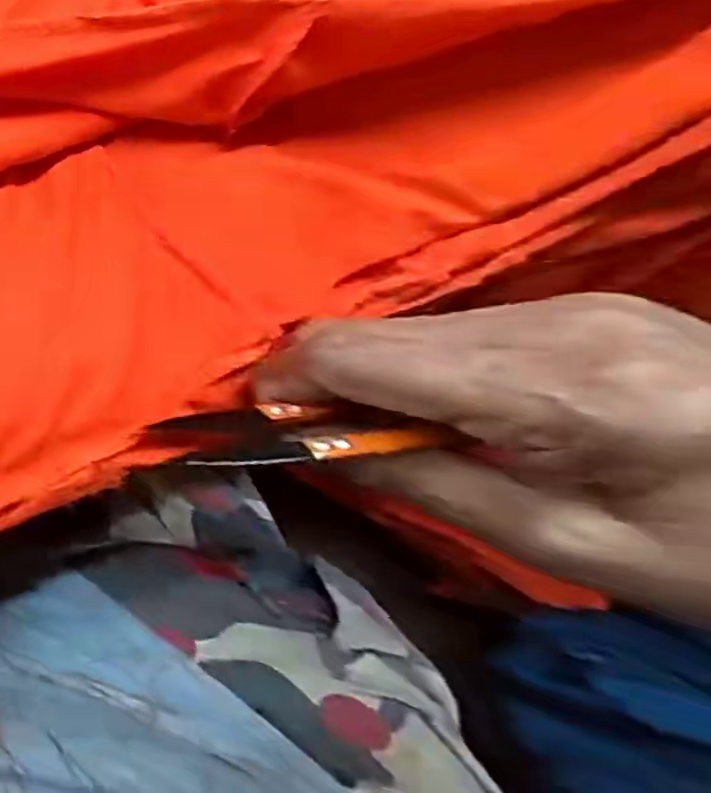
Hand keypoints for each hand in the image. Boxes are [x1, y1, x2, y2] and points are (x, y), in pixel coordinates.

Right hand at [254, 293, 710, 624]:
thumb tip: (308, 445)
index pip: (355, 353)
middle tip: (321, 431)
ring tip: (389, 423)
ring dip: (364, 370)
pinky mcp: (575, 301)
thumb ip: (419, 484)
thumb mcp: (565, 546)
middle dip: (316, 378)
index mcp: (555, 388)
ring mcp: (566, 303)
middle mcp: (548, 323)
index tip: (272, 422)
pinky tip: (448, 402)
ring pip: (398, 324)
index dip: (287, 381)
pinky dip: (412, 362)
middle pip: (365, 330)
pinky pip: (446, 325)